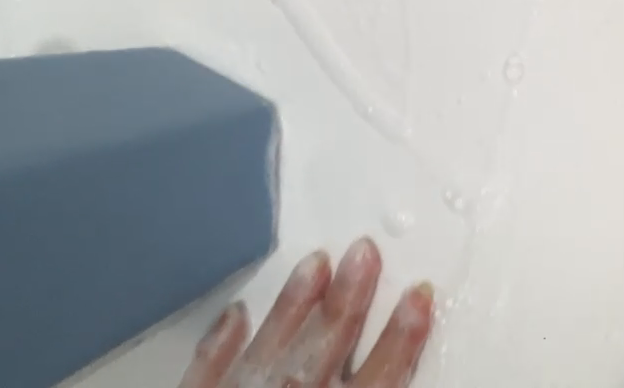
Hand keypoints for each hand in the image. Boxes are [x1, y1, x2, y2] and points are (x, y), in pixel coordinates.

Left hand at [178, 238, 434, 387]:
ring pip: (266, 357)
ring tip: (314, 261)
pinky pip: (203, 379)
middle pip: (322, 352)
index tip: (420, 294)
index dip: (402, 338)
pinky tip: (234, 314)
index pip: (378, 381)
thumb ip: (379, 387)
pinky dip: (217, 348)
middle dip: (345, 301)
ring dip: (291, 309)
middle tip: (364, 250)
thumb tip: (403, 350)